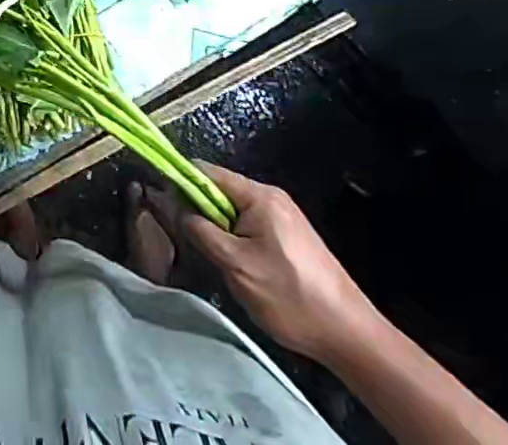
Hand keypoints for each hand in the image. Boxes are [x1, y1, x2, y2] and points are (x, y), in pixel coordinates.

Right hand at [148, 162, 385, 363]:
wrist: (350, 336)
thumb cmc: (290, 296)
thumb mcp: (235, 264)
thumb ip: (200, 229)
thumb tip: (171, 203)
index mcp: (259, 196)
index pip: (205, 171)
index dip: (178, 180)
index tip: (157, 198)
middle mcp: (270, 197)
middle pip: (217, 189)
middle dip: (197, 209)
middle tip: (184, 236)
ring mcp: (281, 216)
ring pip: (230, 209)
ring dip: (214, 227)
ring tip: (209, 254)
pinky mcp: (287, 236)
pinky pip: (246, 224)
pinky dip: (231, 237)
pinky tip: (232, 262)